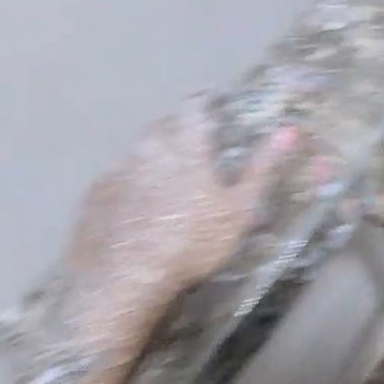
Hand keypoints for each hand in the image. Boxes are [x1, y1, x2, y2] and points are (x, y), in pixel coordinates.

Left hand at [61, 94, 298, 321]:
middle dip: (181, 129)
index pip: (194, 106)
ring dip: (155, 155)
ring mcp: (116, 169)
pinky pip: (117, 175)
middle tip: (197, 147)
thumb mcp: (240, 208)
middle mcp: (147, 147)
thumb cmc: (193, 242)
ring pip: (139, 149)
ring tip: (168, 177)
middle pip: (165, 125)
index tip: (215, 105)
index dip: (206, 102)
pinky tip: (139, 203)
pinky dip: (132, 180)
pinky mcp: (94, 193)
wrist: (123, 281)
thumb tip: (289, 130)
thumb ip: (262, 167)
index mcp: (185, 144)